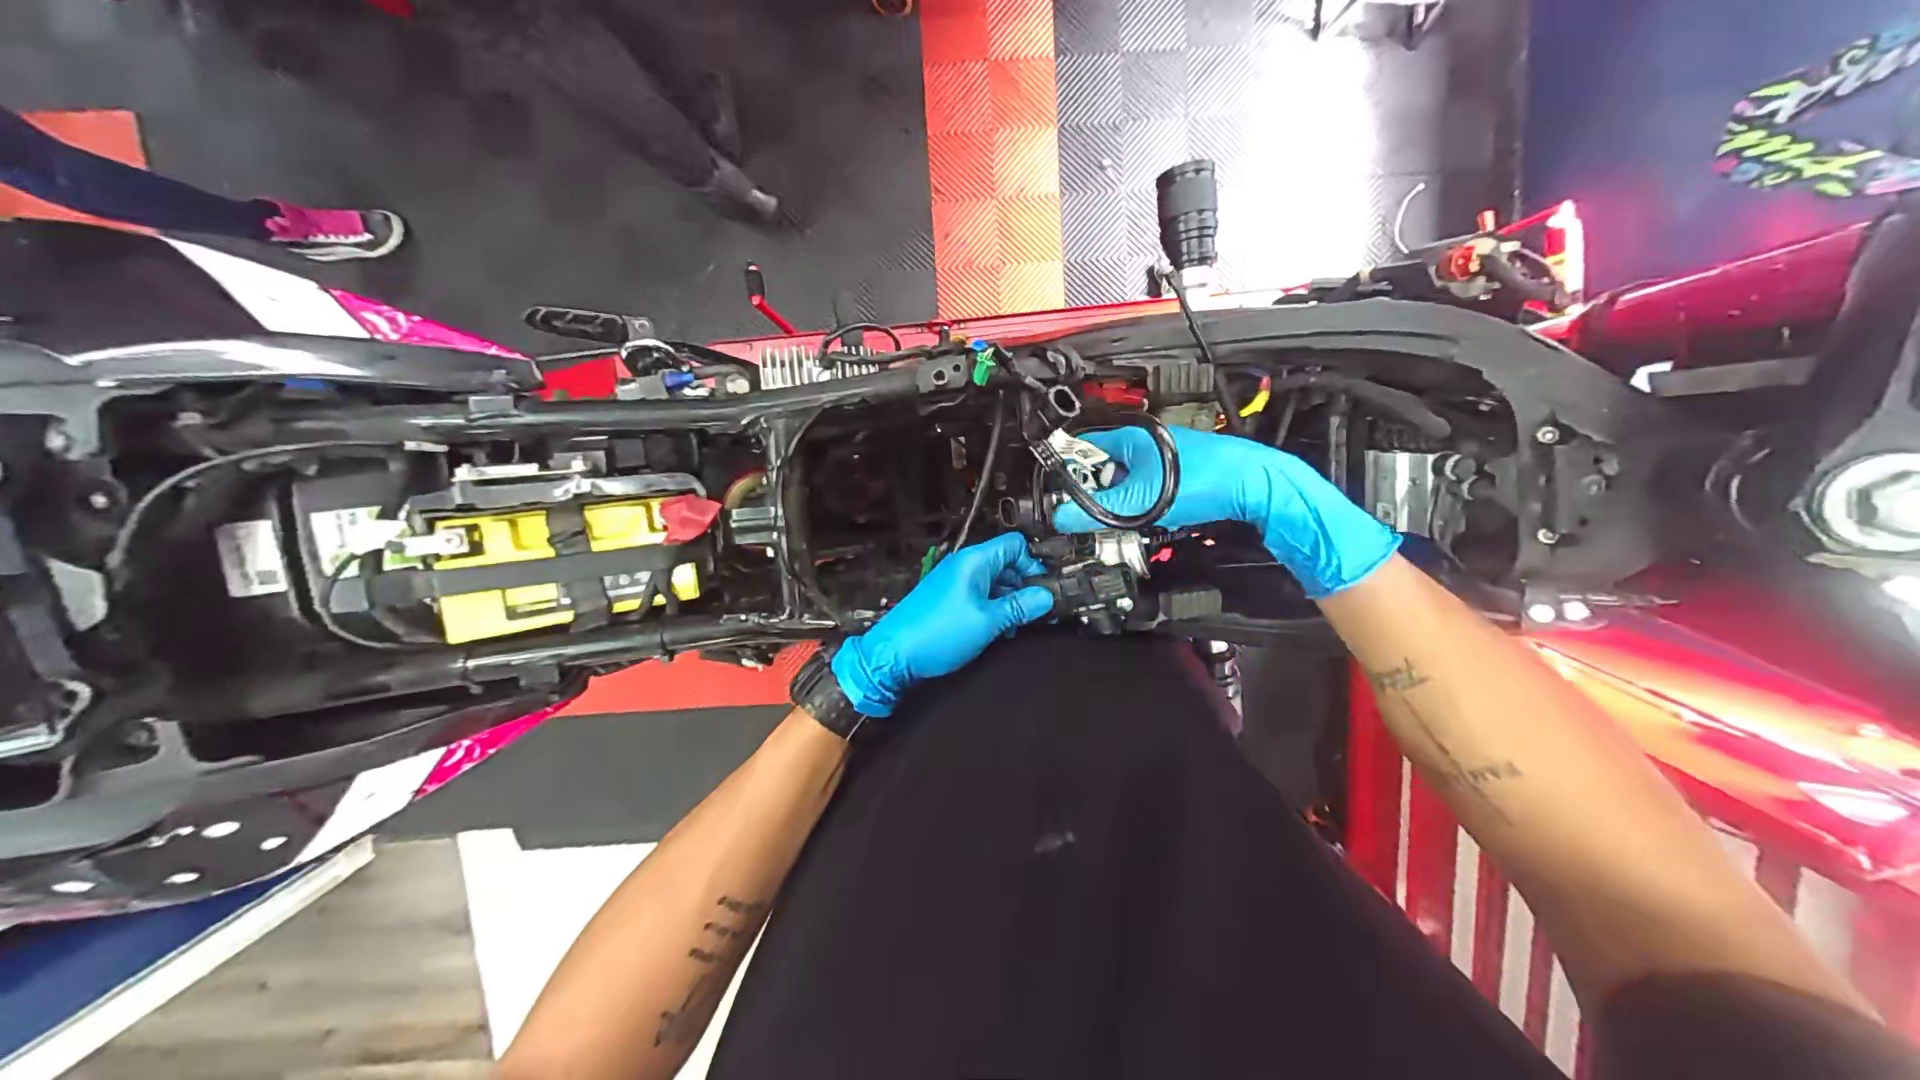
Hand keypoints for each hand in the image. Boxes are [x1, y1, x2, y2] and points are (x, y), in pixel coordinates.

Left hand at [831, 532, 1054, 715]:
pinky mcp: (949, 600)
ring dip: (1010, 601)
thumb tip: (1046, 596)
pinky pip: (980, 597)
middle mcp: (964, 566)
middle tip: (1038, 611)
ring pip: (995, 583)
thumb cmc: (936, 634)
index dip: (1034, 564)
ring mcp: (955, 583)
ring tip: (1018, 625)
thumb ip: (1020, 607)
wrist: (893, 656)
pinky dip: (993, 610)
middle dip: (1025, 586)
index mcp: (974, 561)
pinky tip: (998, 630)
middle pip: (1007, 564)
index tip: (1045, 588)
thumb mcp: (988, 621)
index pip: (1015, 545)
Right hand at [1052, 426, 1399, 597]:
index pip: (1081, 449)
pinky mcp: (1175, 472)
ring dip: (1116, 501)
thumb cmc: (1208, 480)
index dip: (1067, 473)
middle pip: (1100, 468)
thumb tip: (1063, 517)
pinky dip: (1137, 503)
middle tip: (1089, 515)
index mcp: (1131, 436)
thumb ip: (1098, 511)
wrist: (1256, 486)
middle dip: (1093, 492)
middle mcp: (1144, 442)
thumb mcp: (1143, 501)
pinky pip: (1142, 487)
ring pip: (1122, 480)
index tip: (1059, 496)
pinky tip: (1143, 516)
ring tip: (1120, 517)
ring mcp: (1161, 456)